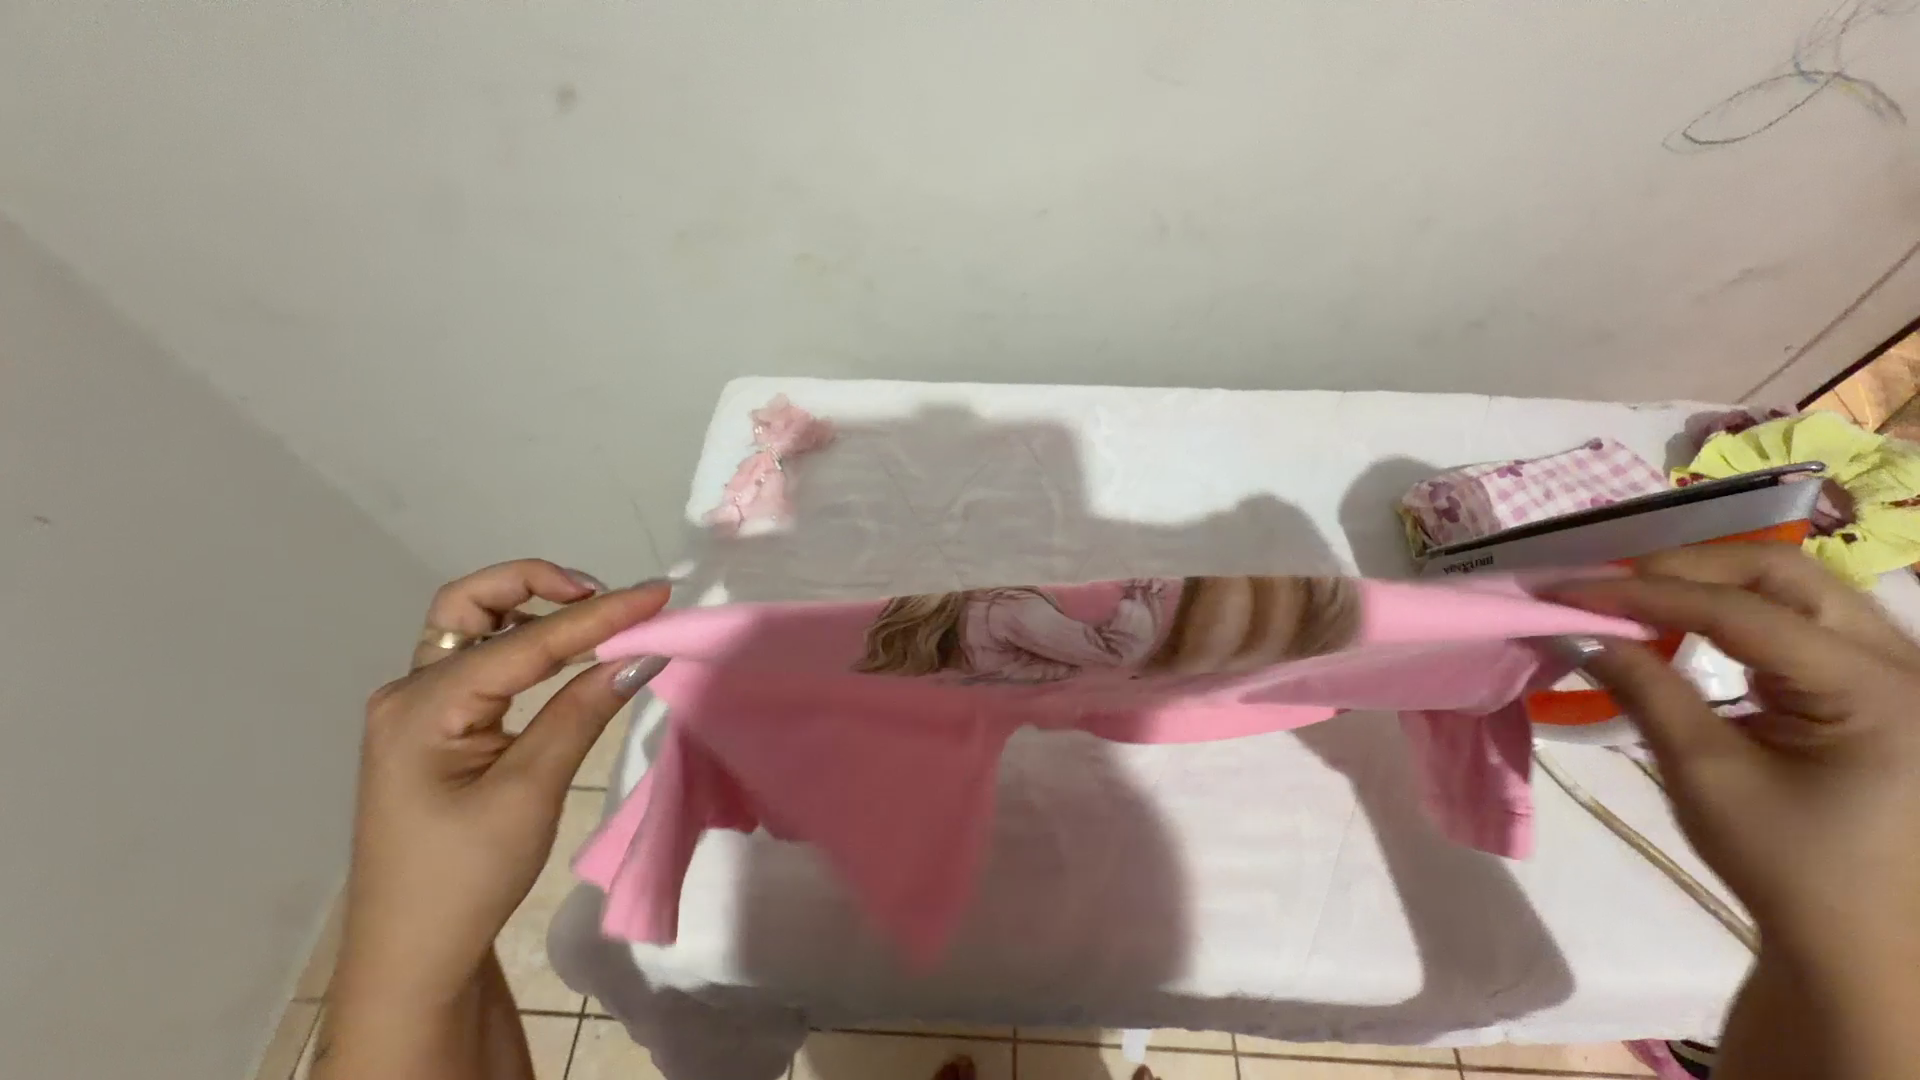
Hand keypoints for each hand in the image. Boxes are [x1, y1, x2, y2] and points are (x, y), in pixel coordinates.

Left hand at [337, 561, 669, 1004]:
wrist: (414, 953)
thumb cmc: (466, 877)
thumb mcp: (531, 791)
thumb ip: (582, 711)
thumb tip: (641, 653)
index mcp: (423, 706)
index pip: (527, 642)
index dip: (599, 615)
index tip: (658, 594)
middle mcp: (411, 691)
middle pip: (470, 604)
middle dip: (538, 584)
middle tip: (602, 596)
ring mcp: (418, 709)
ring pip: (472, 627)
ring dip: (531, 609)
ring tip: (594, 621)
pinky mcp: (436, 727)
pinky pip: (479, 661)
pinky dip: (524, 644)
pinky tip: (563, 658)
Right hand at [1547, 544, 1919, 968]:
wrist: (1861, 933)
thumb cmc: (1786, 862)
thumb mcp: (1704, 773)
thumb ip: (1644, 688)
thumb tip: (1577, 631)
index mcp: (1875, 692)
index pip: (1739, 611)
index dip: (1642, 593)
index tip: (1563, 591)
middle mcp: (1903, 663)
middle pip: (1782, 571)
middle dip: (1681, 568)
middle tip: (1602, 587)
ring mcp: (1896, 669)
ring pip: (1792, 585)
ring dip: (1704, 582)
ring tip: (1630, 600)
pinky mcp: (1874, 681)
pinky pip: (1796, 616)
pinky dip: (1728, 608)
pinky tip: (1678, 626)